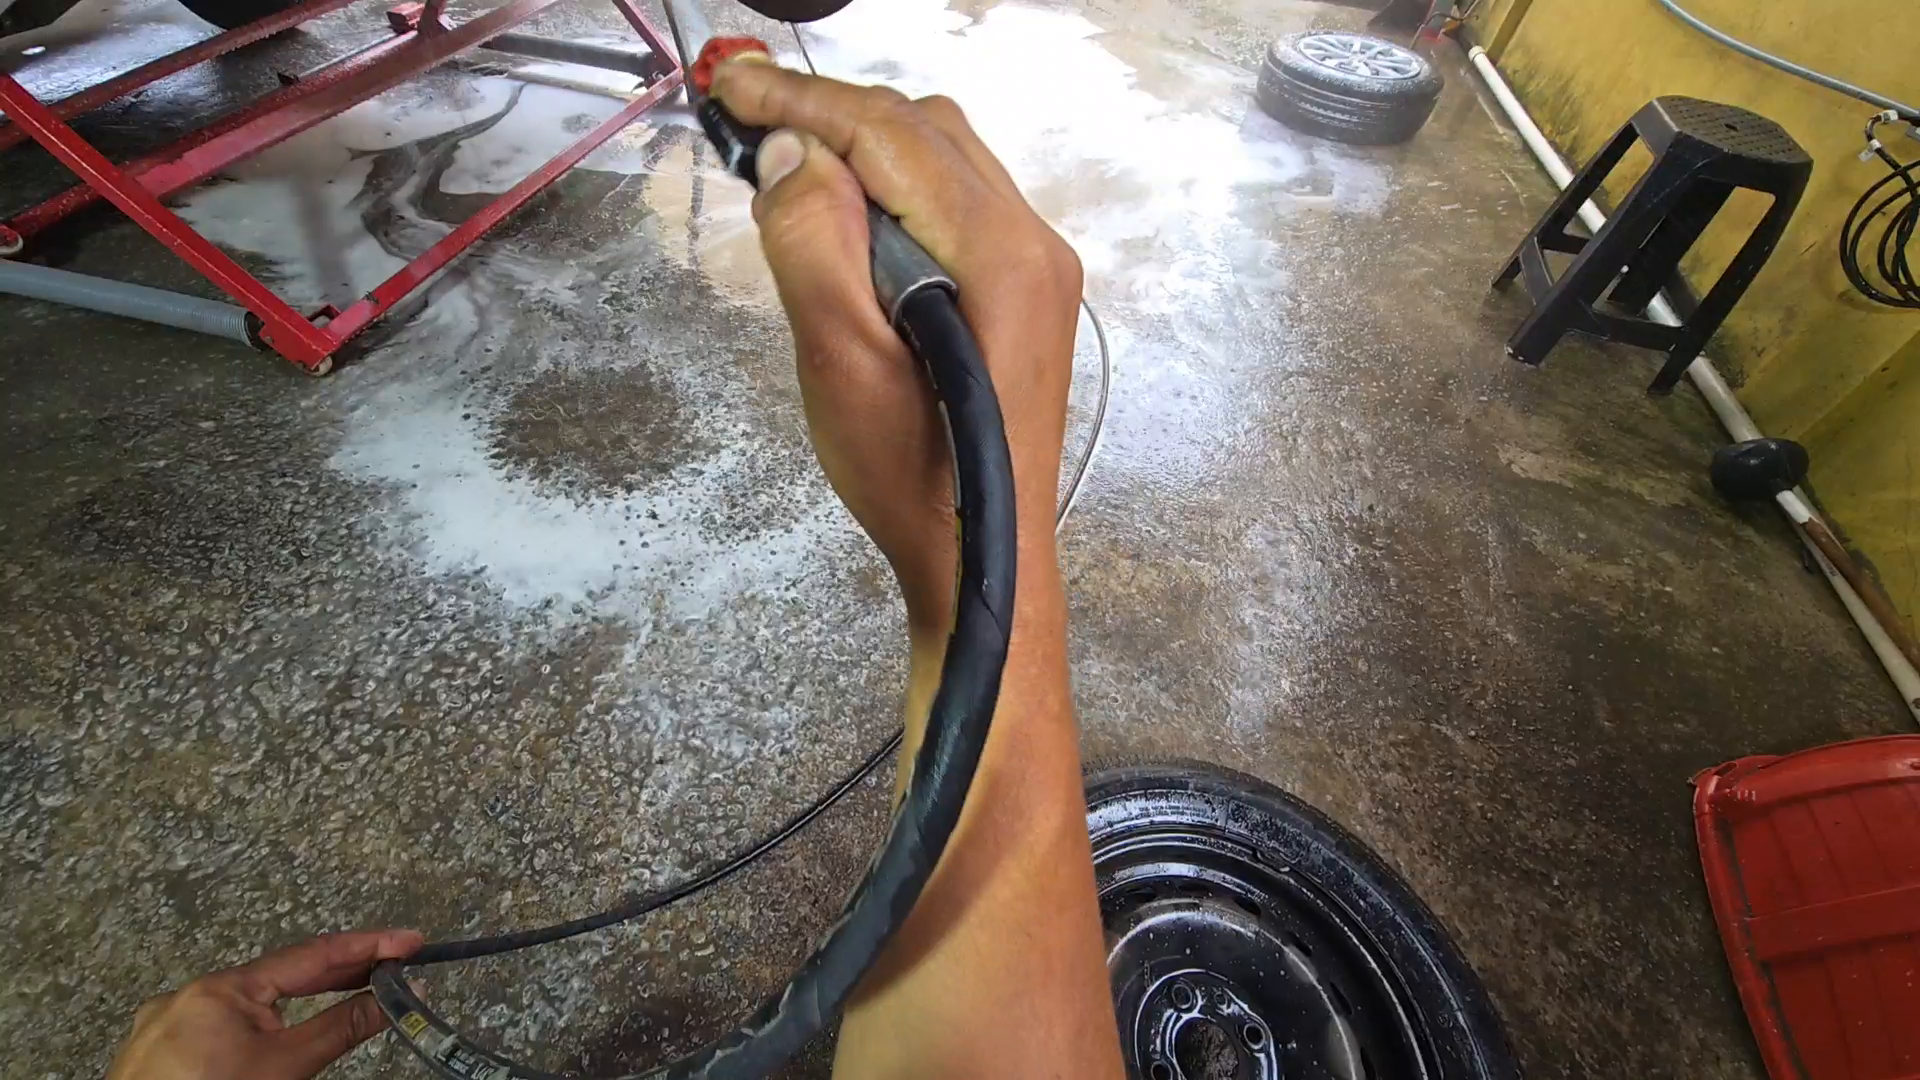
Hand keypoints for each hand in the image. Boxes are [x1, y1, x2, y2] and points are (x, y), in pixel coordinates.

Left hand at [106, 929, 422, 1079]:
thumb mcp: (286, 1067)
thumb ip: (346, 1024)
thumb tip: (410, 994)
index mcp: (218, 988)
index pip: (312, 954)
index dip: (369, 945)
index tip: (414, 941)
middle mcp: (189, 994)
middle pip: (286, 971)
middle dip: (346, 968)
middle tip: (399, 963)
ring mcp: (167, 1023)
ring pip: (259, 995)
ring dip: (313, 990)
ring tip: (362, 984)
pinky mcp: (158, 1051)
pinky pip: (232, 1017)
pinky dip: (275, 1014)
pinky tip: (298, 1018)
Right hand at [711, 61, 1083, 633]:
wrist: (977, 550)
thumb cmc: (909, 479)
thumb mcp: (841, 363)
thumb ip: (812, 243)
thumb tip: (793, 152)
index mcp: (1002, 256)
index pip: (893, 135)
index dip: (805, 101)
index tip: (732, 84)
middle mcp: (1036, 247)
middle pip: (928, 135)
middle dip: (836, 121)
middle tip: (753, 132)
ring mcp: (1040, 272)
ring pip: (946, 167)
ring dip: (867, 158)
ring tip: (795, 181)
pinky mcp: (1028, 299)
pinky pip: (960, 212)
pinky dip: (900, 200)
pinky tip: (856, 229)